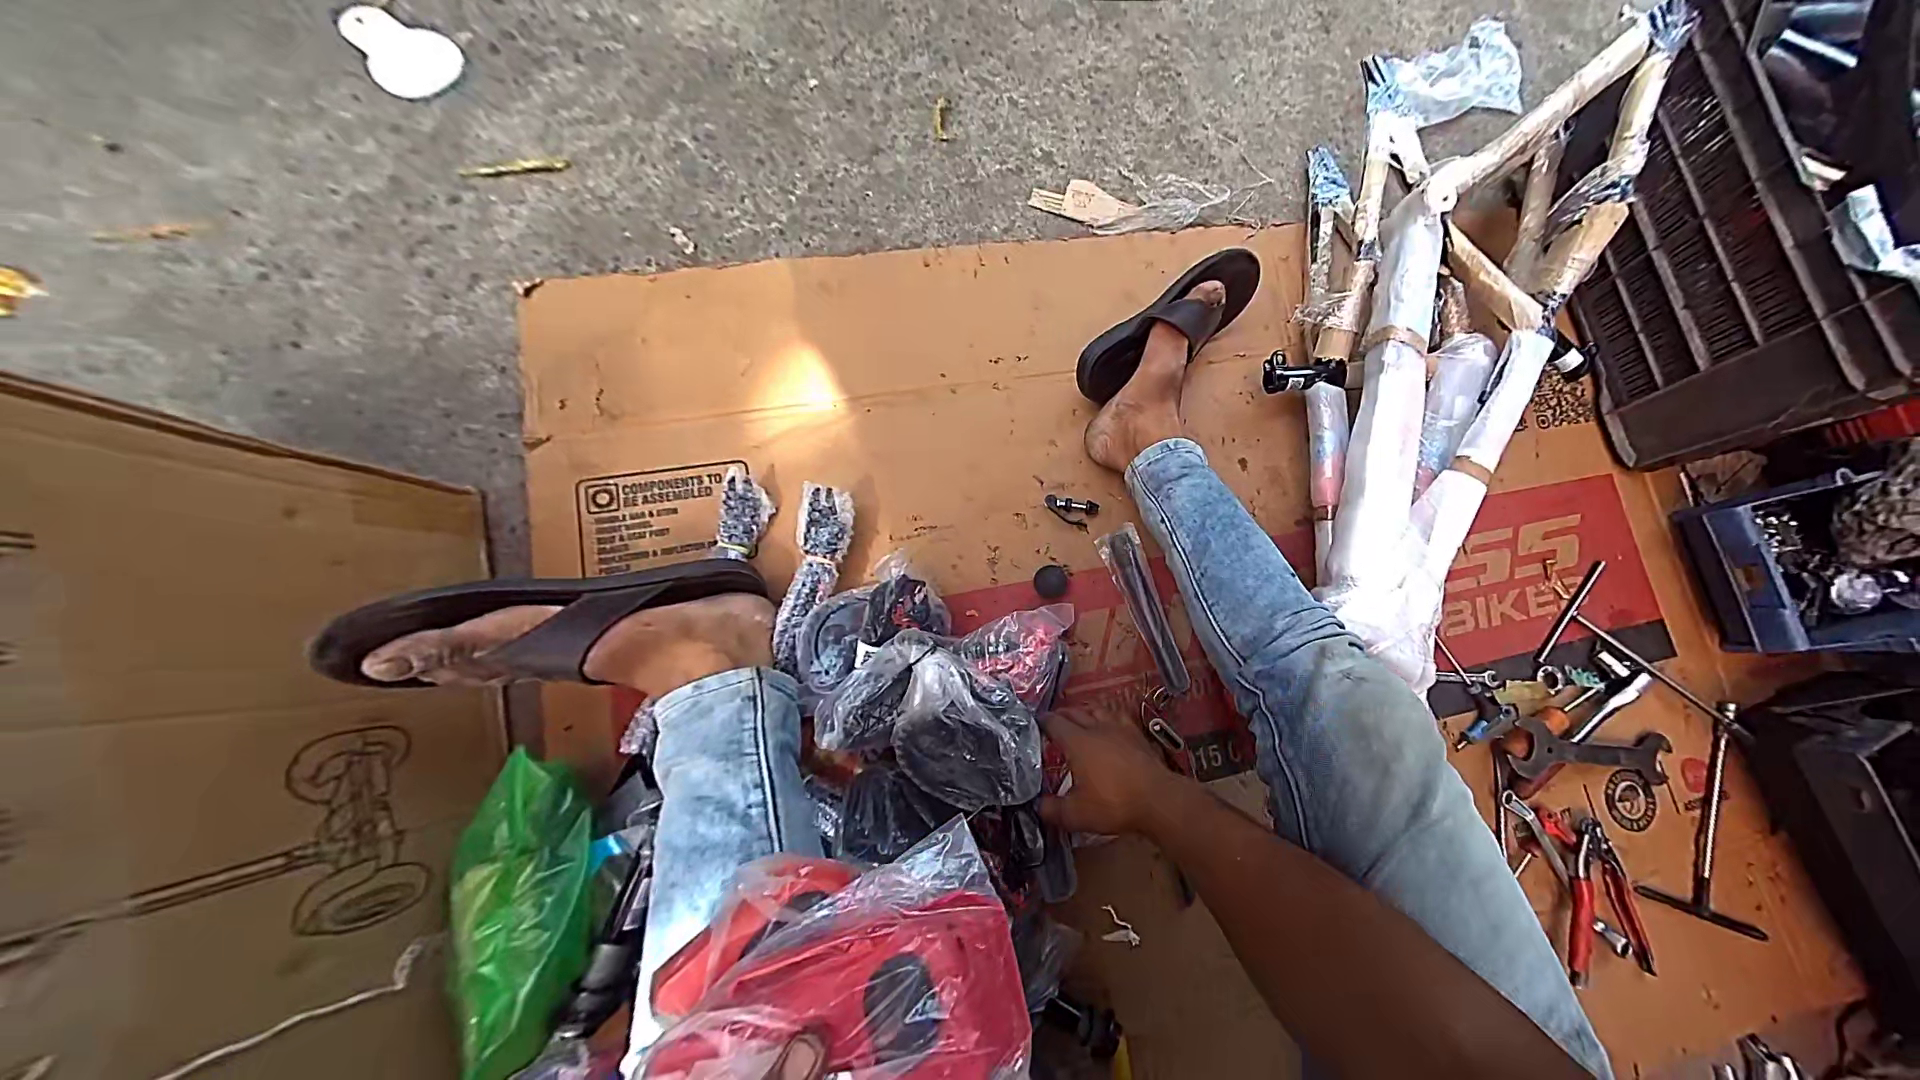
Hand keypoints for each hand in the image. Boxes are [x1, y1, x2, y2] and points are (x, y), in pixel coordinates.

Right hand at [1039, 698, 1189, 836]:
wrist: (1159, 800)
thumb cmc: (1114, 804)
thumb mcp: (1076, 814)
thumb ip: (1053, 810)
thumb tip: (1038, 805)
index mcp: (1077, 742)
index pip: (1054, 723)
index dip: (1042, 722)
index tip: (1035, 724)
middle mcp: (1096, 728)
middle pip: (1075, 712)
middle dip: (1061, 714)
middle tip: (1054, 721)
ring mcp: (1119, 729)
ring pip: (1098, 710)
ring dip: (1085, 711)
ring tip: (1080, 717)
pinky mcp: (1137, 735)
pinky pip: (1119, 717)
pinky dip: (1109, 717)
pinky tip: (1111, 724)